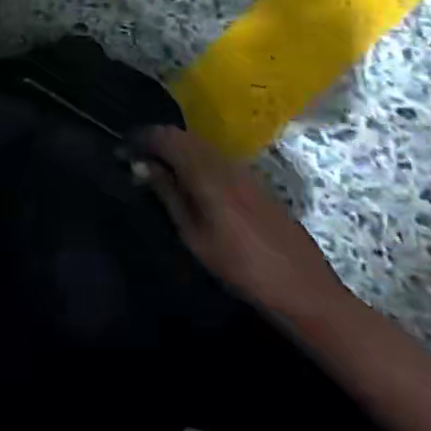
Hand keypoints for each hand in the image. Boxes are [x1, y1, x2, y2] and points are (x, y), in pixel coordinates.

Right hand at [138, 126, 347, 318]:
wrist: (307, 294)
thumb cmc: (242, 268)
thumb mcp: (194, 236)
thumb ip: (168, 195)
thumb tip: (143, 165)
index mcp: (208, 175)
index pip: (166, 138)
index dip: (141, 139)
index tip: (122, 152)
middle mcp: (228, 166)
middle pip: (185, 136)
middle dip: (158, 141)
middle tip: (137, 159)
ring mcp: (248, 175)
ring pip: (204, 146)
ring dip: (178, 149)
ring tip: (161, 169)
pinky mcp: (259, 186)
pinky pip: (220, 159)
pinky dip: (198, 159)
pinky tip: (193, 181)